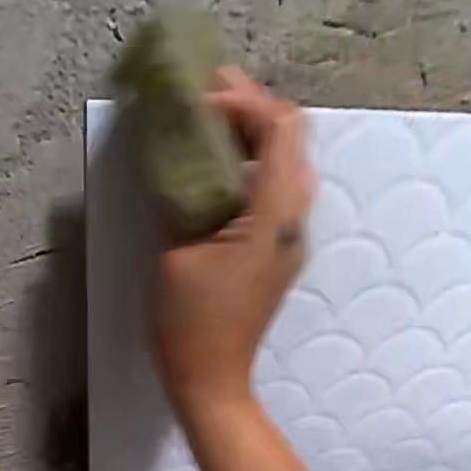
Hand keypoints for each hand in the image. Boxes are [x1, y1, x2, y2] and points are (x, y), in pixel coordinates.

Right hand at [155, 68, 315, 422]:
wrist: (213, 379)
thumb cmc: (189, 324)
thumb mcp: (175, 253)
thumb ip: (183, 196)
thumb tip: (179, 156)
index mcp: (273, 217)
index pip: (279, 129)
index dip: (245, 101)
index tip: (202, 98)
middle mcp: (295, 221)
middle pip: (291, 139)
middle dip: (252, 108)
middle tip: (209, 91)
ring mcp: (291, 238)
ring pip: (286, 163)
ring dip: (253, 135)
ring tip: (211, 120)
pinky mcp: (280, 252)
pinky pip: (276, 191)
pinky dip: (252, 165)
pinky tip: (218, 166)